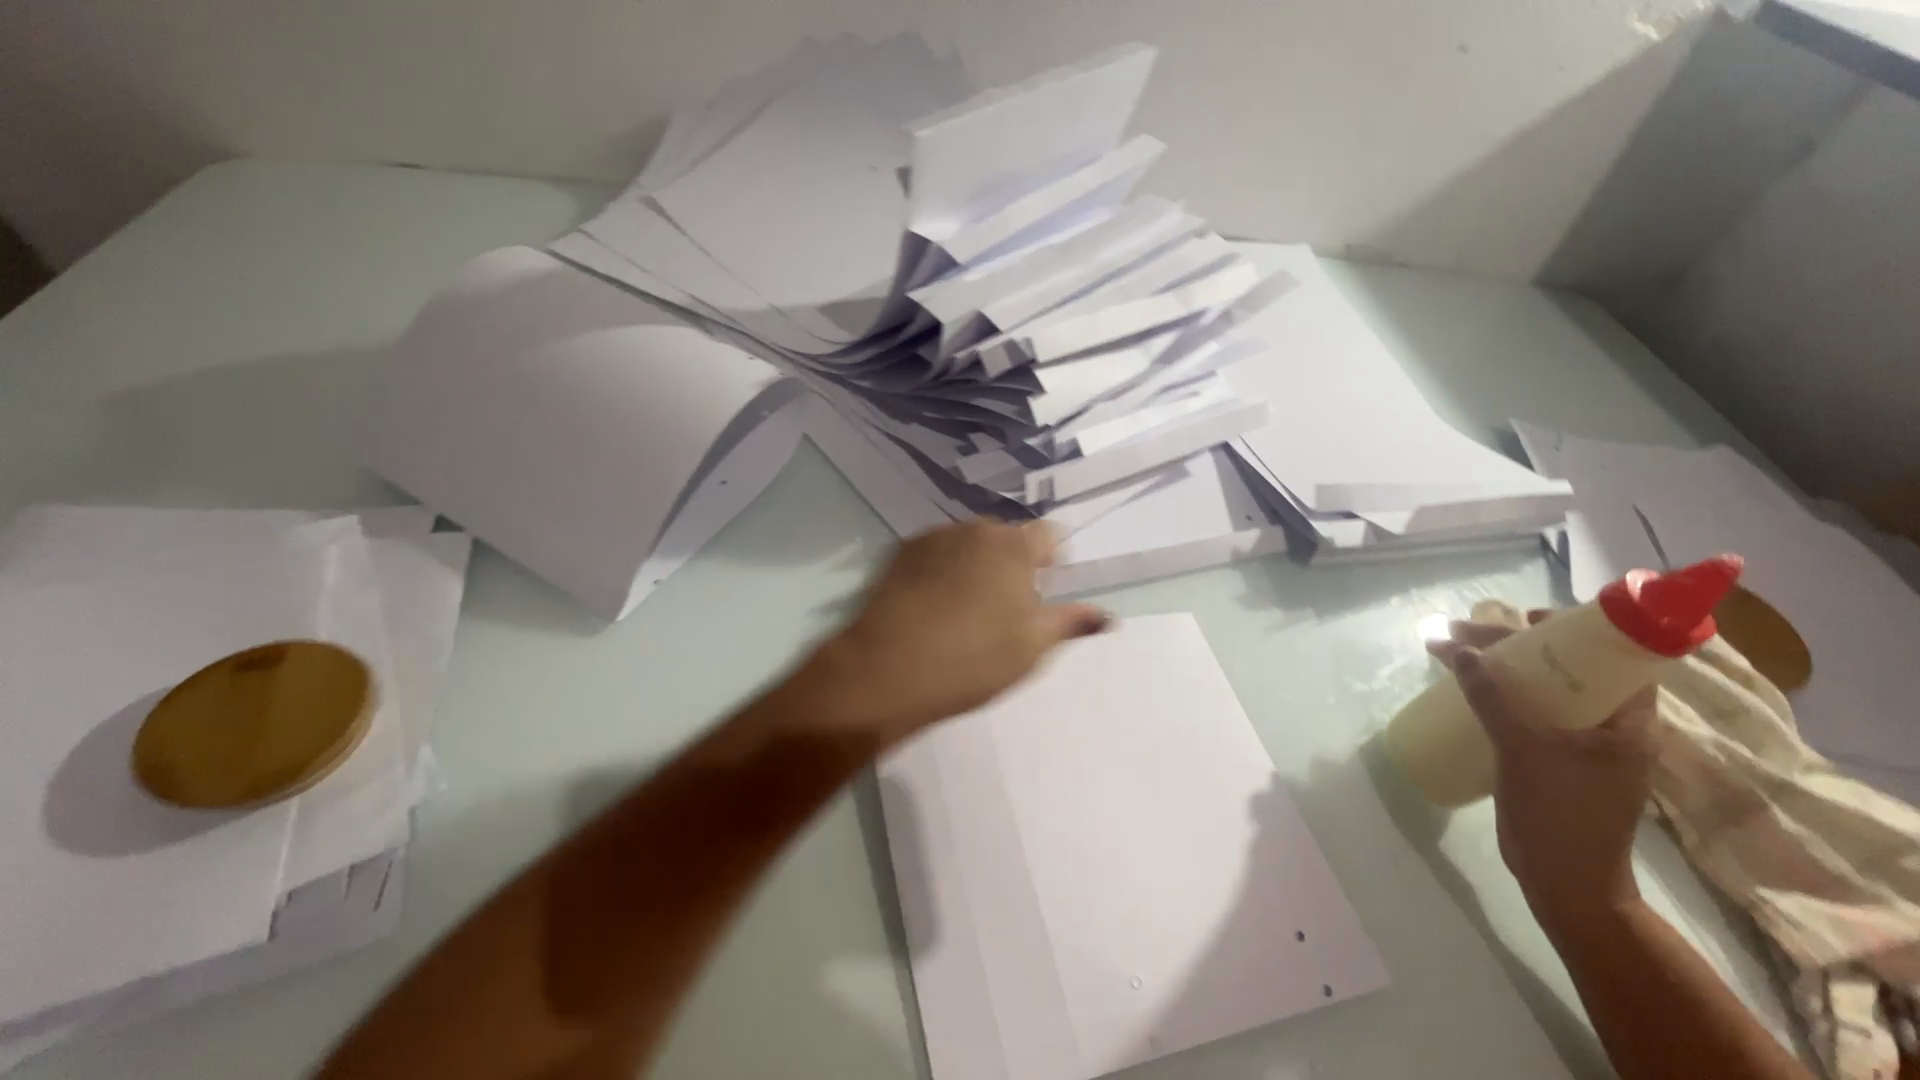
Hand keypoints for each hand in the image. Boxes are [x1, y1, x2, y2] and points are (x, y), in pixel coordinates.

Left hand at [805, 520, 1109, 746]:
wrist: (886, 670)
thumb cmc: (972, 660)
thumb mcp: (1032, 649)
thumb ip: (1069, 623)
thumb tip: (1106, 616)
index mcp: (1014, 546)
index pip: (1049, 536)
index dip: (1052, 562)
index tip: (1043, 596)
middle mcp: (974, 530)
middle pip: (1006, 539)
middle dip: (1012, 566)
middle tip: (1004, 614)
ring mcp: (932, 539)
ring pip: (968, 546)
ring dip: (975, 568)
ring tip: (964, 615)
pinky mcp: (898, 554)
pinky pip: (936, 556)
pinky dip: (942, 573)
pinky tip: (932, 610)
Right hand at [1428, 612, 1658, 936]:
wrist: (1566, 884)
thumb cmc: (1562, 815)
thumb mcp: (1525, 751)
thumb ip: (1493, 699)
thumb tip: (1462, 651)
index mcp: (1629, 721)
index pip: (1619, 655)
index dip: (1579, 628)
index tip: (1530, 618)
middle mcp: (1612, 727)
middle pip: (1570, 668)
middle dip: (1519, 645)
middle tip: (1469, 631)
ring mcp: (1585, 747)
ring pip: (1545, 691)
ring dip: (1504, 669)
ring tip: (1458, 654)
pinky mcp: (1557, 764)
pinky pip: (1530, 715)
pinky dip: (1501, 697)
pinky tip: (1470, 693)